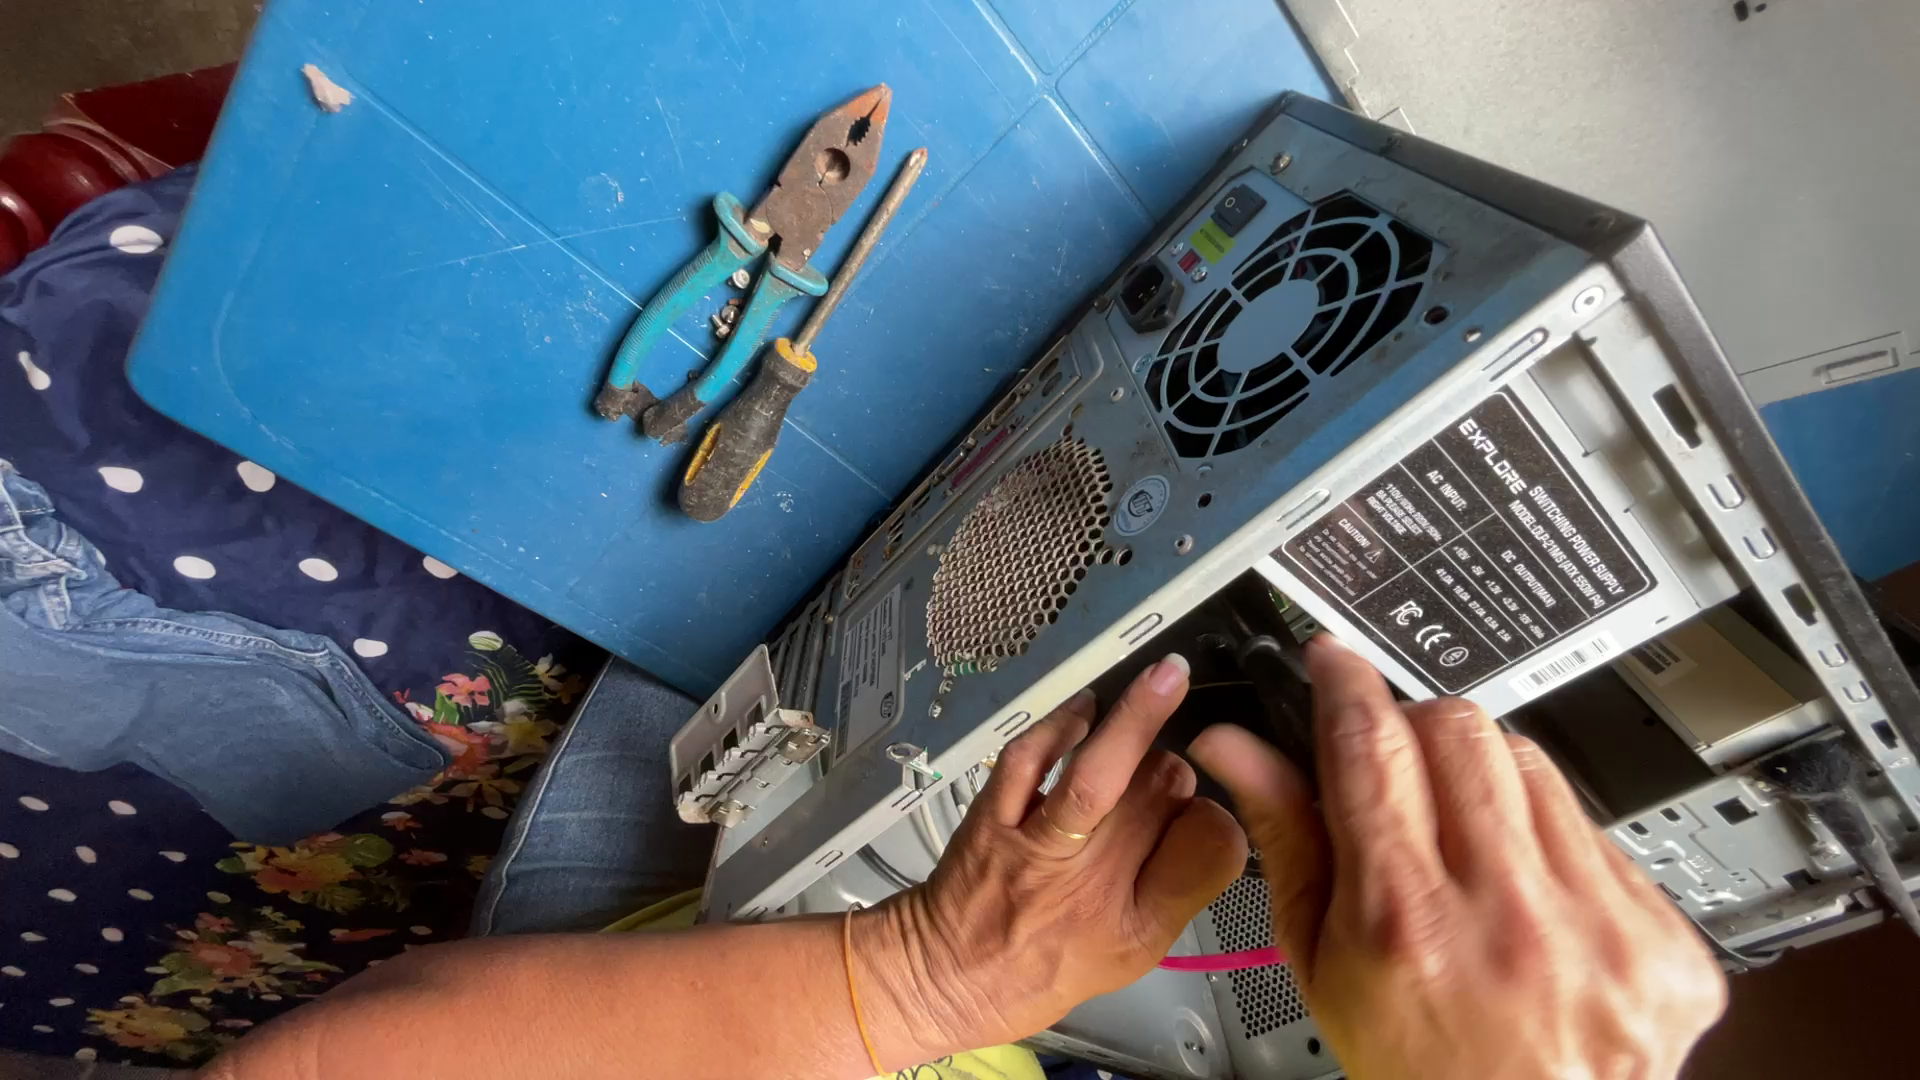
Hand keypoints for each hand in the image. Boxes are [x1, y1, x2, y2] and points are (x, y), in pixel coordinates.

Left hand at [855, 654, 1247, 1062]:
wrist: (949, 975)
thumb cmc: (1045, 967)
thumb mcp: (1128, 957)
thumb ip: (1171, 887)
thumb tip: (1201, 809)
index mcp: (1138, 925)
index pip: (1209, 849)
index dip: (1216, 816)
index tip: (1204, 807)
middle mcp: (1092, 883)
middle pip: (1156, 799)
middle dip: (1171, 766)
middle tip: (1164, 767)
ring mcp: (1037, 846)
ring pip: (1097, 775)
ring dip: (1136, 718)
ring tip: (1166, 677)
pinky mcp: (993, 816)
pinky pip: (1028, 760)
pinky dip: (1057, 725)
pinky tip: (1087, 704)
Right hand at [1190, 635, 1726, 1079]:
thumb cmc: (1407, 1056)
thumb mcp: (1312, 947)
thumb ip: (1279, 827)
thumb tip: (1232, 745)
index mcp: (1404, 917)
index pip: (1369, 744)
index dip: (1344, 681)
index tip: (1333, 658)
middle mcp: (1510, 913)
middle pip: (1456, 727)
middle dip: (1409, 721)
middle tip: (1391, 759)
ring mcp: (1601, 925)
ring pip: (1524, 755)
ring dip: (1473, 765)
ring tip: (1456, 825)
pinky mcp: (1664, 938)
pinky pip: (1587, 816)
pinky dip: (1536, 820)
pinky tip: (1517, 875)